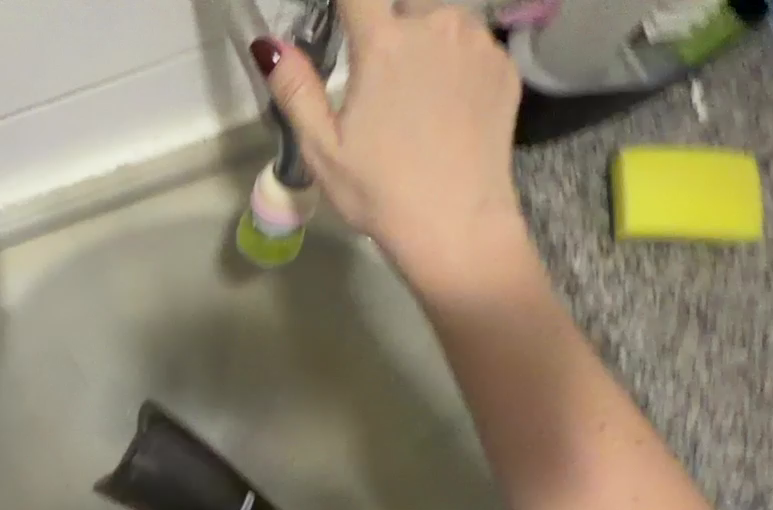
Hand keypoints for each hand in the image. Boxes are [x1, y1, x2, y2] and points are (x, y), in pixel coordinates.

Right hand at [257, 0, 528, 281]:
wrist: (456, 224)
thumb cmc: (379, 192)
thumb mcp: (323, 150)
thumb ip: (296, 90)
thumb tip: (268, 45)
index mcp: (385, 43)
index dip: (347, 2)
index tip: (339, 19)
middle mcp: (437, 25)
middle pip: (404, 2)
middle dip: (386, 26)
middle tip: (375, 77)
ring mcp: (478, 43)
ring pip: (441, 19)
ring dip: (422, 40)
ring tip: (411, 93)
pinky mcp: (504, 66)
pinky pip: (471, 44)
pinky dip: (453, 61)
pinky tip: (443, 107)